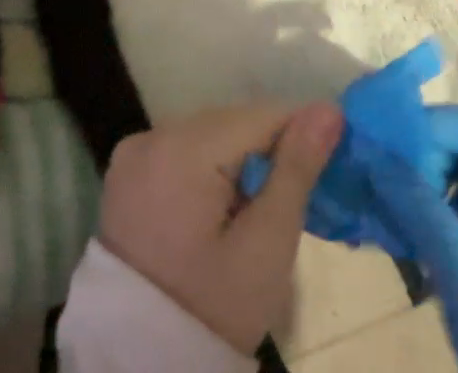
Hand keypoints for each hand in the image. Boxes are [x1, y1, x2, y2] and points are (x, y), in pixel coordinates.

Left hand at [97, 102, 343, 353]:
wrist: (145, 357)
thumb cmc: (217, 303)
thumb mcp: (268, 242)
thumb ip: (297, 169)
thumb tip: (328, 109)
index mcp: (180, 149)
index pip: (259, 117)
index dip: (301, 135)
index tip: (331, 165)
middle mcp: (150, 137)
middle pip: (231, 124)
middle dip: (269, 150)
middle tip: (301, 196)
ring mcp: (132, 155)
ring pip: (208, 136)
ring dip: (240, 160)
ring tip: (263, 209)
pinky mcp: (126, 175)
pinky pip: (181, 153)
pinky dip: (209, 170)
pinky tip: (225, 208)